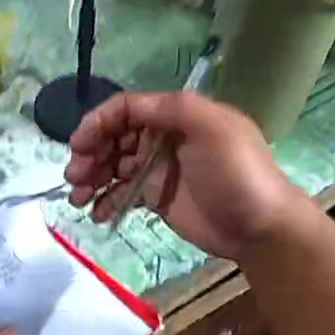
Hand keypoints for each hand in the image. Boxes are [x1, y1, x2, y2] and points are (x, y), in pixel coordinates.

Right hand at [64, 92, 312, 260]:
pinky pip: (122, 195)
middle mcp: (164, 138)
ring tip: (78, 199)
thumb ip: (170, 109)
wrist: (259, 226)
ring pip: (113, 167)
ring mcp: (159, 170)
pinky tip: (97, 214)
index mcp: (176, 116)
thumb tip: (129, 108)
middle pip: (114, 138)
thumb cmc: (237, 173)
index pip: (126, 110)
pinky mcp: (157, 199)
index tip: (78, 147)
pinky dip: (106, 202)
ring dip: (92, 179)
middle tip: (75, 178)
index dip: (98, 124)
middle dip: (90, 155)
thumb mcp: (212, 127)